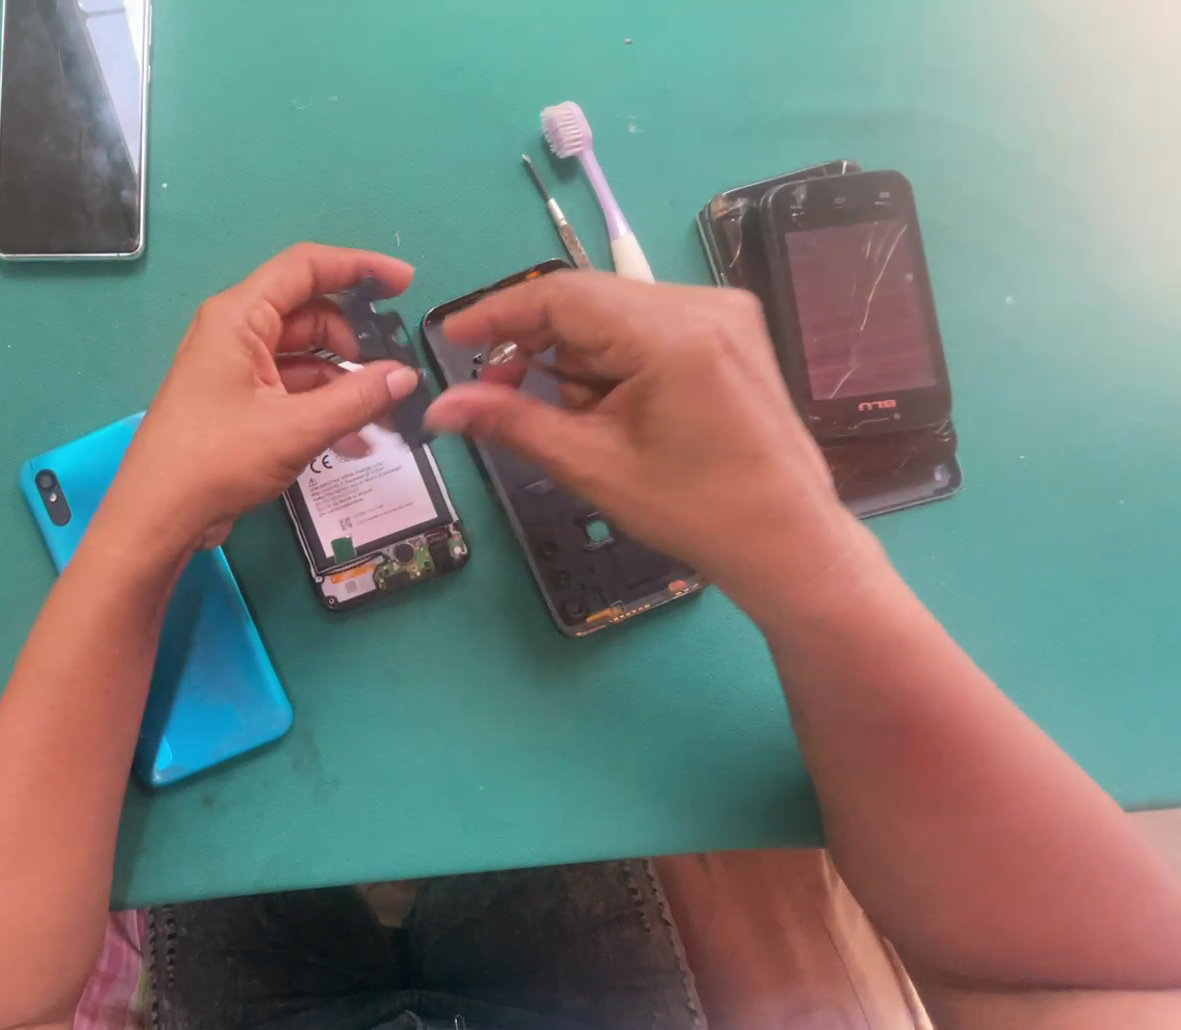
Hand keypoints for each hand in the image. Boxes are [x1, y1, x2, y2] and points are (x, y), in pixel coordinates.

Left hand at [98, 244, 422, 553]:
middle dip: (355, 341)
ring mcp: (235, 372)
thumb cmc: (218, 459)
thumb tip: (405, 377)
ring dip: (343, 384)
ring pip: (304, 359)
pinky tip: (354, 440)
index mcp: (238, 317)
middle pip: (310, 316)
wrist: (160, 515)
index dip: (358, 267)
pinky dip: (322, 409)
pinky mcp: (238, 406)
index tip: (404, 282)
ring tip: (384, 416)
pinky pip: (291, 392)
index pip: (305, 267)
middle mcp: (235, 334)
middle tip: (394, 372)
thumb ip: (356, 399)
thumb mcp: (295, 428)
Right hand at [423, 271, 880, 615]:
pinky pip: (637, 329)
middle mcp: (702, 305)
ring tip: (559, 414)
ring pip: (608, 316)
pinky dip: (601, 362)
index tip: (450, 338)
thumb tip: (438, 407)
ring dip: (566, 358)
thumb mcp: (588, 464)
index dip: (497, 312)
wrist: (784, 539)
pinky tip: (597, 405)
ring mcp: (721, 314)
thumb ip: (509, 422)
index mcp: (673, 334)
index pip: (563, 296)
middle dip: (531, 343)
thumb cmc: (689, 509)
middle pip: (585, 302)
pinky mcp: (724, 333)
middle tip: (496, 392)